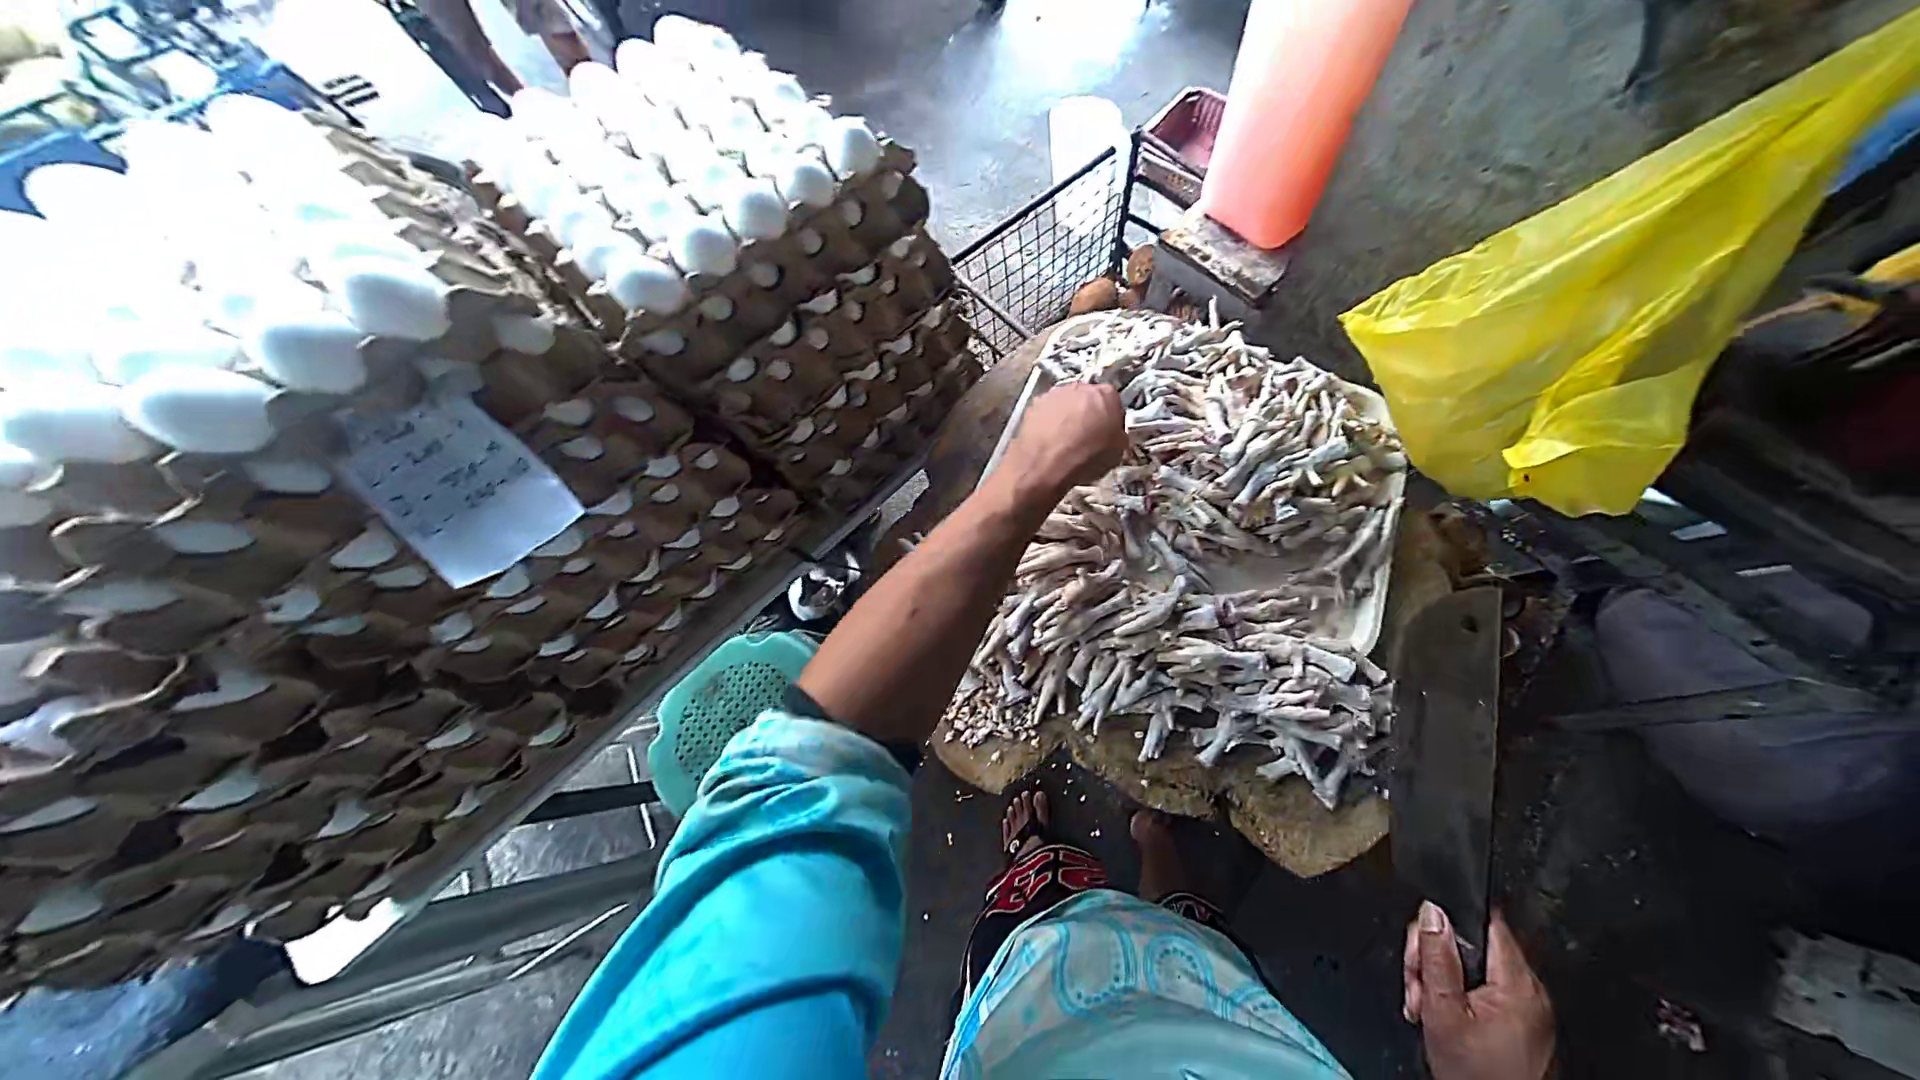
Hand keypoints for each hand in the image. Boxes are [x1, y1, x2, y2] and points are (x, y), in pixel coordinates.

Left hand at [998, 383, 1126, 498]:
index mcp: (1106, 394)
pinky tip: (1049, 439)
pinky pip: (1047, 411)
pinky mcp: (1034, 404)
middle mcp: (1080, 387)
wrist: (1045, 464)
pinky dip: (1049, 421)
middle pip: (1087, 397)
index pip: (1113, 400)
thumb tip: (1114, 434)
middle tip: (1086, 434)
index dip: (1110, 416)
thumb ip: (1118, 434)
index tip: (1107, 430)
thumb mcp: (1118, 451)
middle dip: (1087, 412)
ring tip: (1065, 439)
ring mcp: (1054, 394)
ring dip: (1067, 415)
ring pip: (1066, 403)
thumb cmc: (1085, 457)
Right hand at [1404, 903, 1554, 1079]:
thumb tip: (1431, 912)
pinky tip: (1440, 1013)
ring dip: (1440, 978)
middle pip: (1473, 945)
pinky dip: (1457, 995)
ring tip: (1425, 1004)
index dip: (1448, 921)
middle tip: (1418, 983)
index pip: (1486, 922)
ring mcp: (1529, 1010)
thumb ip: (1436, 957)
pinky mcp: (1522, 1024)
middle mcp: (1531, 993)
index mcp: (1518, 985)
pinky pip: (1484, 989)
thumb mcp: (1442, 1010)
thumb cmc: (1476, 1076)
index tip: (1423, 936)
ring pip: (1473, 967)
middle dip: (1434, 957)